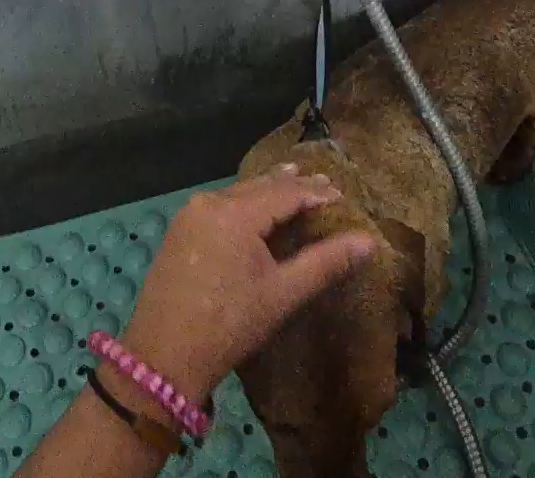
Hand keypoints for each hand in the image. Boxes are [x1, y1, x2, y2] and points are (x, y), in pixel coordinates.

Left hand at [117, 164, 377, 401]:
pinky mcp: (180, 229)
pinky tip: (255, 206)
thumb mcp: (283, 294)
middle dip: (292, 184)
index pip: (285, 192)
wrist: (165, 354)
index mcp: (235, 213)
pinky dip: (244, 202)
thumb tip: (369, 241)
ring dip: (267, 190)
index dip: (315, 193)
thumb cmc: (230, 324)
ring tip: (293, 180)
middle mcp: (210, 202)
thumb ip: (326, 263)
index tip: (343, 194)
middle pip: (260, 186)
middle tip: (324, 180)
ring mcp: (190, 214)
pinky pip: (220, 204)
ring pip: (238, 192)